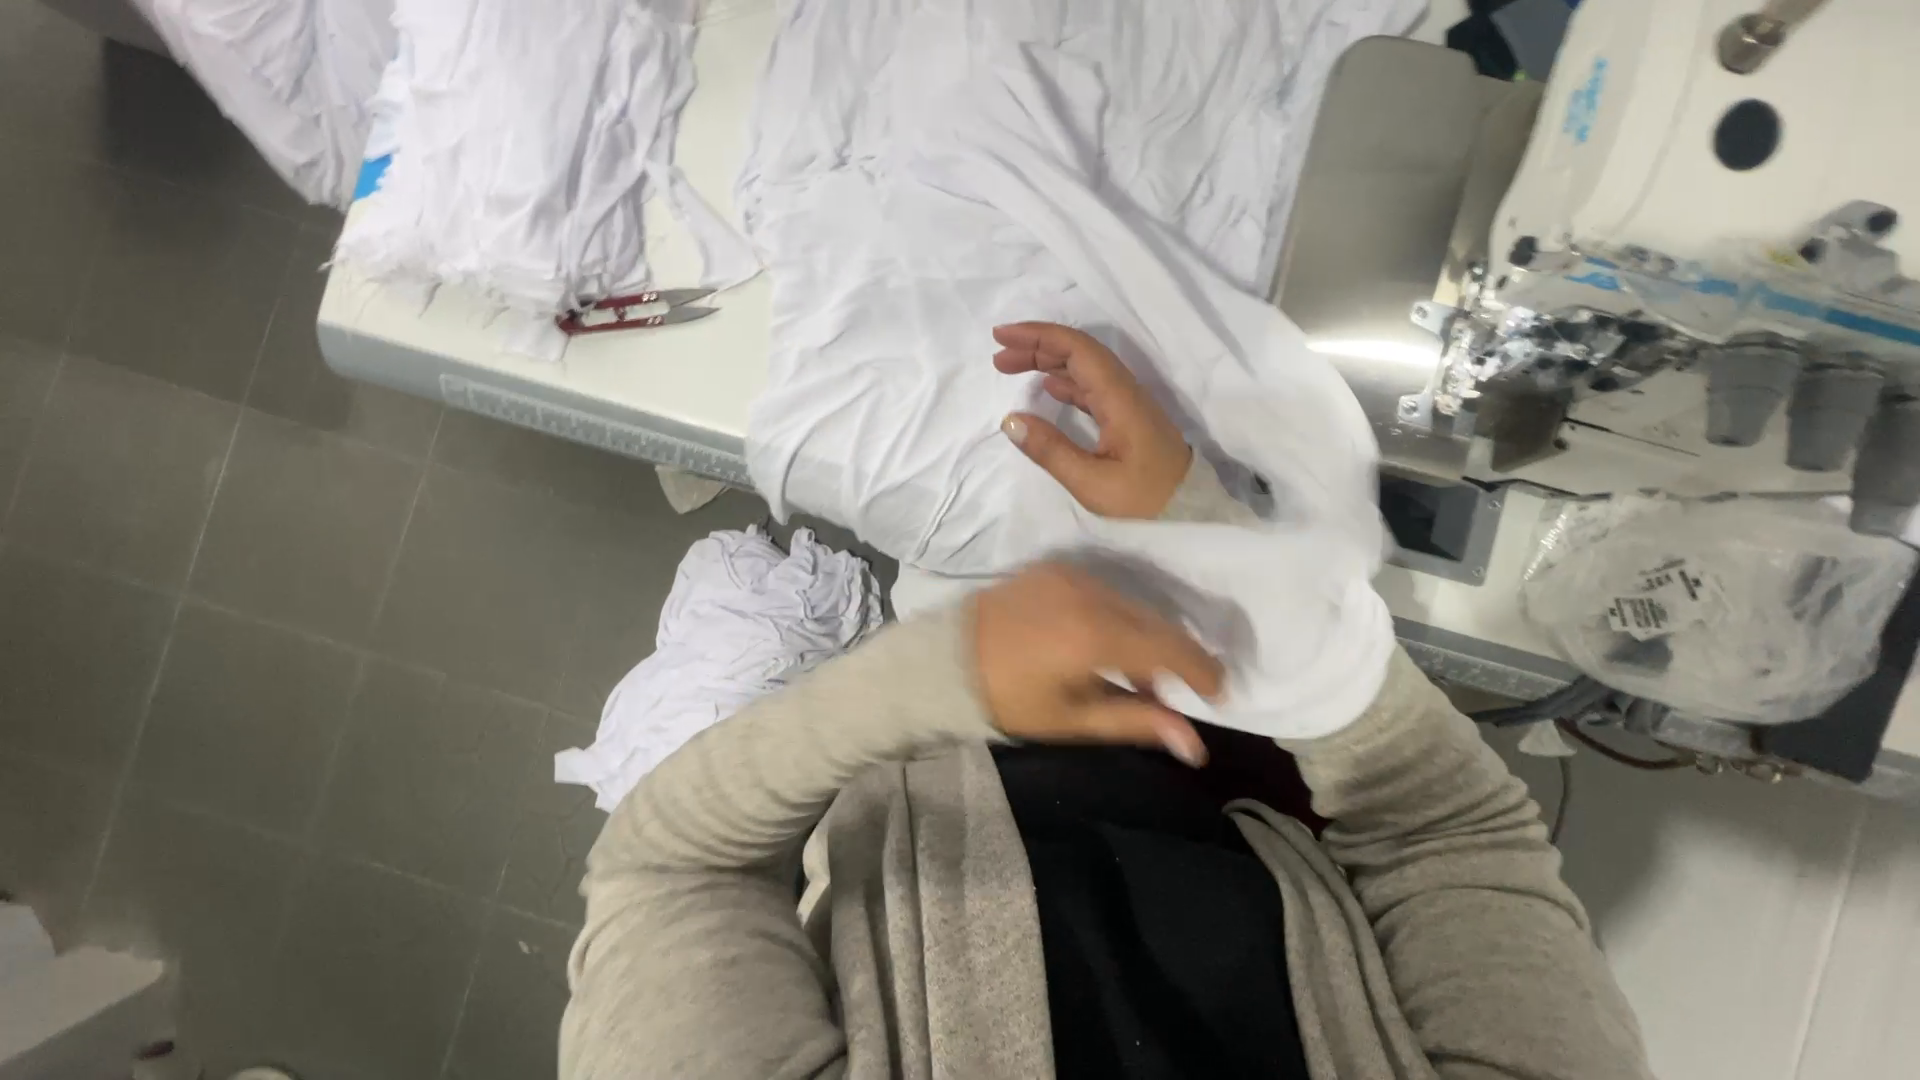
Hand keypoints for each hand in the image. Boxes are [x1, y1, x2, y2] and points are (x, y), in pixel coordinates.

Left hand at [971, 562, 1222, 764]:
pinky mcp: (1056, 566)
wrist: (945, 658)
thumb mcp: (1073, 720)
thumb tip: (1195, 746)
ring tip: (1136, 674)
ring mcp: (1071, 575)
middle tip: (1176, 690)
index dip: (1202, 670)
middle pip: (1156, 622)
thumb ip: (1136, 722)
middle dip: (1175, 656)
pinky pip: (1106, 589)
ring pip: (1133, 604)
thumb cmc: (1009, 699)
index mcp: (1095, 635)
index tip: (1219, 693)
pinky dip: (1119, 615)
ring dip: (1146, 635)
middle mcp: (1090, 594)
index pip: (1170, 647)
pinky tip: (1109, 644)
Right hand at [993, 322, 1191, 518]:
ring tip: (1012, 368)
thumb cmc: (1144, 499)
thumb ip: (1050, 450)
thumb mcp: (1092, 482)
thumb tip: (1010, 420)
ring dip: (1048, 362)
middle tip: (998, 356)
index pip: (1077, 349)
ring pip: (1084, 368)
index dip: (1039, 336)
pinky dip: (1064, 381)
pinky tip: (1047, 388)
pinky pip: (1091, 387)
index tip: (1003, 337)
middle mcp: (1124, 391)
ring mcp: (1127, 403)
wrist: (1191, 510)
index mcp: (1118, 398)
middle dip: (1037, 346)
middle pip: (1079, 352)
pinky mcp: (1127, 418)